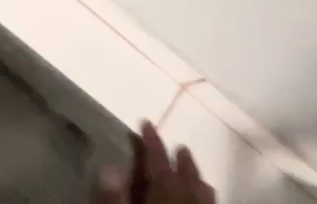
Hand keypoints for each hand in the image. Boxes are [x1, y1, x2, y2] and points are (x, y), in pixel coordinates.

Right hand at [94, 122, 215, 203]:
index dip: (152, 140)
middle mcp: (186, 199)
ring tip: (194, 170)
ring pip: (204, 194)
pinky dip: (207, 199)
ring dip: (197, 178)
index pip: (159, 161)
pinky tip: (206, 197)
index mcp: (165, 192)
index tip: (146, 120)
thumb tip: (109, 164)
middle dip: (182, 160)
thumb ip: (113, 193)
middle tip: (179, 145)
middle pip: (188, 176)